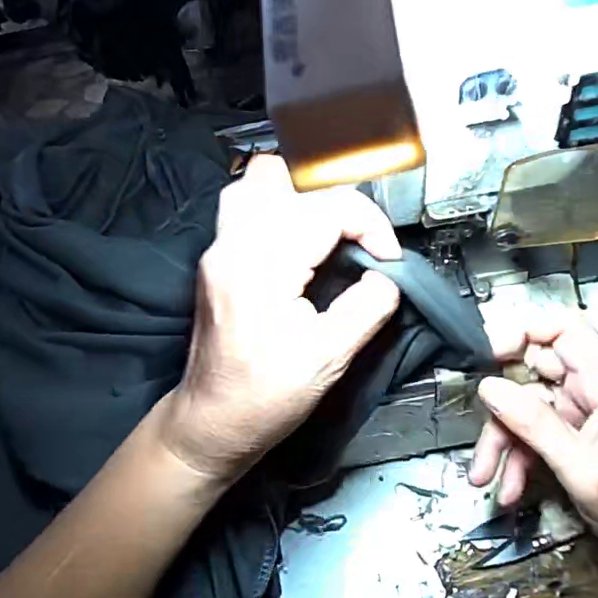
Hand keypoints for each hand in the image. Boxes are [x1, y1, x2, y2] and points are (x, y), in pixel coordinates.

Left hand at [158, 155, 402, 488]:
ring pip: (256, 182)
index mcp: (262, 265)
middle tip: (357, 237)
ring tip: (329, 231)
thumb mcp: (330, 358)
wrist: (210, 422)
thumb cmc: (266, 397)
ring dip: (300, 195)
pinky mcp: (216, 258)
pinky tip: (302, 242)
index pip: (326, 207)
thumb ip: (367, 307)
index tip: (387, 258)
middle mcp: (233, 243)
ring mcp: (218, 247)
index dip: (370, 224)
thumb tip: (387, 278)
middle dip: (334, 199)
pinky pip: (247, 205)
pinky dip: (282, 208)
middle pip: (283, 175)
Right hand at [469, 309, 597, 582]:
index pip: (568, 331)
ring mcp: (587, 417)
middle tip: (480, 423)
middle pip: (538, 373)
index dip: (528, 332)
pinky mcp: (579, 441)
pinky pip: (538, 436)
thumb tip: (490, 387)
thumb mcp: (584, 470)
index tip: (492, 354)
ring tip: (485, 475)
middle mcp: (597, 393)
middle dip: (503, 402)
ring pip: (530, 409)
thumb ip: (535, 425)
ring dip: (503, 440)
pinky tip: (508, 488)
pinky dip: (519, 459)